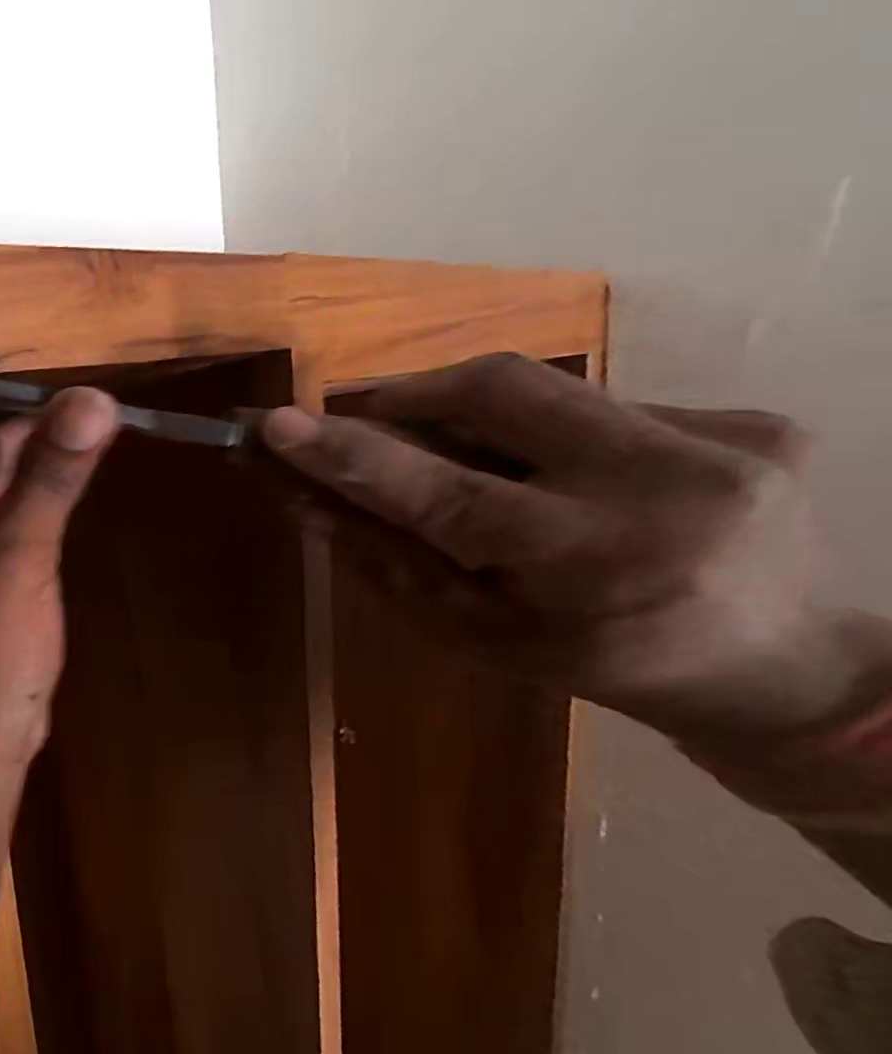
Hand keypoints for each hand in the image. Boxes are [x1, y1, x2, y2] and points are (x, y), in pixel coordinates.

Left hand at [0, 387, 119, 778]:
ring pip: (1, 506)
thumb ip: (52, 474)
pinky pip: (4, 541)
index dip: (38, 425)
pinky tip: (71, 514)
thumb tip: (92, 395)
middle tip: (114, 425)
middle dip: (44, 456)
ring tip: (104, 457)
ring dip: (44, 489)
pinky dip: (37, 527)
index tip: (98, 406)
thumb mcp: (21, 553)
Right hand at [260, 353, 891, 740]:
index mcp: (588, 563)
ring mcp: (722, 440)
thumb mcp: (472, 630)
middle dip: (408, 395)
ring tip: (455, 454)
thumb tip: (301, 498)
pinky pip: (596, 403)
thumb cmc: (592, 661)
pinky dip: (541, 431)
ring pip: (544, 387)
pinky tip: (554, 475)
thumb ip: (386, 558)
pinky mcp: (749, 417)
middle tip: (361, 417)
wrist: (779, 666)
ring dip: (469, 413)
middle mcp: (662, 485)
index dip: (350, 454)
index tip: (275, 426)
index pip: (441, 492)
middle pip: (499, 390)